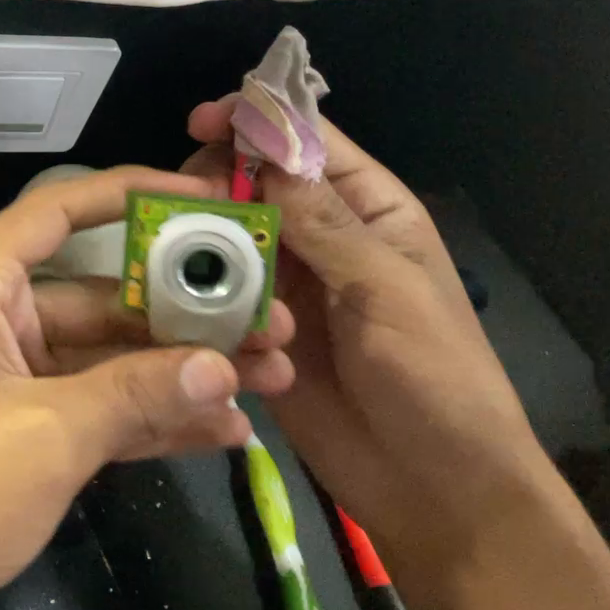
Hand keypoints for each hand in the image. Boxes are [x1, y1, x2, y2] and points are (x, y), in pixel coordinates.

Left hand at [0, 166, 295, 609]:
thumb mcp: (49, 432)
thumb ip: (137, 392)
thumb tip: (222, 367)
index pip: (56, 213)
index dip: (129, 194)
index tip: (205, 199)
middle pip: (98, 294)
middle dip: (182, 309)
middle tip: (270, 319)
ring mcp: (10, 376)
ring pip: (106, 355)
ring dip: (180, 367)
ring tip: (272, 376)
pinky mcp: (24, 428)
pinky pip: (98, 406)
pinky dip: (152, 415)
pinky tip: (225, 428)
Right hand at [185, 99, 552, 562]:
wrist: (433, 487)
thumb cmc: (435, 379)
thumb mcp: (388, 291)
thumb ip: (324, 223)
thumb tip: (263, 154)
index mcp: (368, 210)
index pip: (307, 142)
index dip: (256, 121)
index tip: (201, 122)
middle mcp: (320, 236)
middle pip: (253, 180)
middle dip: (214, 180)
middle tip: (181, 199)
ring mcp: (284, 281)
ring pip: (226, 232)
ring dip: (200, 235)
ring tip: (174, 251)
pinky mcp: (255, 324)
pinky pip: (215, 287)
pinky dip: (195, 284)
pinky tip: (175, 295)